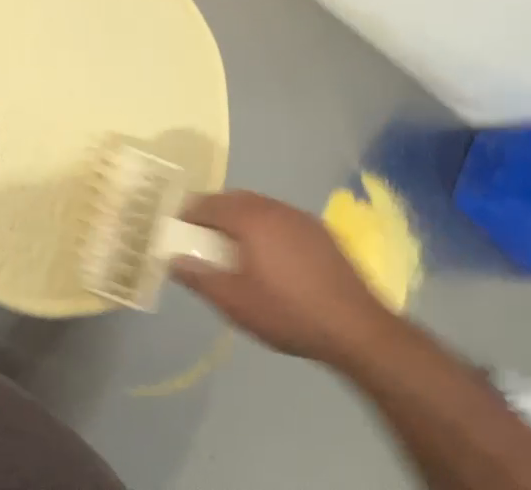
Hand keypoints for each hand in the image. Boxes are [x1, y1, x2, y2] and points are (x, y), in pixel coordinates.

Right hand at [170, 190, 400, 364]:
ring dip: (240, 220)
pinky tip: (269, 257)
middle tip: (200, 239)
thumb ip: (198, 276)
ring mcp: (302, 218)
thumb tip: (171, 258)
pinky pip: (281, 219)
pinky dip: (265, 228)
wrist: (359, 331)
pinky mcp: (322, 234)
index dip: (186, 215)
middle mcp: (274, 208)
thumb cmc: (288, 313)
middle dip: (212, 214)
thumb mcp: (233, 301)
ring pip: (259, 208)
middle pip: (232, 199)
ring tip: (232, 249)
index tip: (174, 232)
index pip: (206, 203)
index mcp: (249, 217)